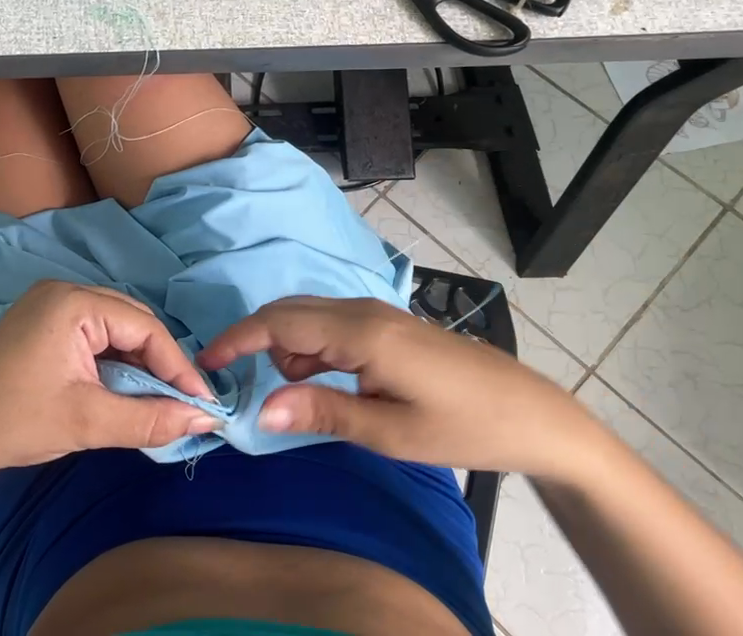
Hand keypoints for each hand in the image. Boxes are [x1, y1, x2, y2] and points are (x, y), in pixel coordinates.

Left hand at [0, 282, 220, 480]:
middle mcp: (60, 292)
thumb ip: (151, 419)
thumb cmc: (17, 421)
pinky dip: (111, 362)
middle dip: (160, 363)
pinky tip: (121, 392)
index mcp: (72, 302)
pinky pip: (90, 335)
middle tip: (183, 405)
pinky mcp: (38, 325)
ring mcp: (46, 306)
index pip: (145, 327)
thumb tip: (205, 421)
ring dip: (137, 364)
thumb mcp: (89, 422)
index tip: (203, 405)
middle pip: (130, 321)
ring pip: (112, 329)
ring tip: (156, 403)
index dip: (178, 367)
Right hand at [197, 296, 610, 481]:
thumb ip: (321, 413)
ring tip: (293, 396)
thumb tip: (259, 410)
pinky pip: (328, 323)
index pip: (277, 322)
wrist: (536, 417)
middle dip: (255, 343)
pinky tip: (321, 382)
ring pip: (306, 316)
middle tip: (238, 384)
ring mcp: (375, 312)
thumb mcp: (389, 432)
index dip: (236, 339)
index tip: (206, 363)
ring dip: (285, 348)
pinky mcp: (385, 323)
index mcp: (360, 333)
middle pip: (286, 311)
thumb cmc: (465, 428)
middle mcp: (361, 310)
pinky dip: (309, 347)